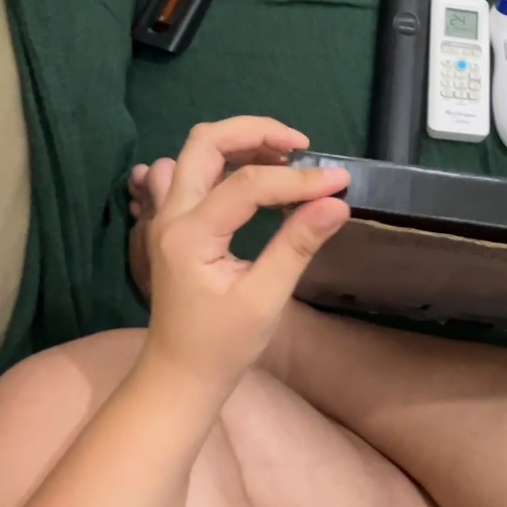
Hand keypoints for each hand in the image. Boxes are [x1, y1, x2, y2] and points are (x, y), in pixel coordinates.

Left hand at [141, 118, 350, 389]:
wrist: (180, 374)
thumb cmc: (222, 346)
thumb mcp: (265, 300)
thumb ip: (297, 246)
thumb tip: (337, 203)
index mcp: (190, 236)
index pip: (246, 184)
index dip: (297, 179)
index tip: (339, 181)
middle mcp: (171, 215)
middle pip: (205, 141)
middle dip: (256, 132)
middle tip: (301, 146)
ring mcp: (167, 215)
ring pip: (197, 150)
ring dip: (242, 142)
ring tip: (287, 157)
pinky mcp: (174, 221)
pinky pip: (194, 171)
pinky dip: (228, 160)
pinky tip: (258, 175)